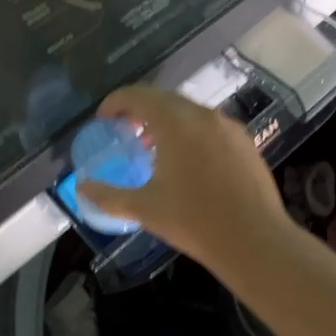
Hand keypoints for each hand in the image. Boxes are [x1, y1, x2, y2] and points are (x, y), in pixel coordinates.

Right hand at [78, 86, 291, 263]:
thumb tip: (81, 189)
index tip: (103, 119)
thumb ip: (108, 196)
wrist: (254, 240)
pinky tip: (187, 161)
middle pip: (165, 99)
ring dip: (167, 121)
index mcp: (176, 122)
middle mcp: (203, 115)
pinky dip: (191, 132)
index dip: (116, 102)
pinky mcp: (245, 142)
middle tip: (124, 130)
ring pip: (190, 111)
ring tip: (152, 147)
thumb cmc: (194, 221)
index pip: (139, 96)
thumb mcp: (145, 209)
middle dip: (140, 110)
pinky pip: (210, 126)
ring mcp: (228, 127)